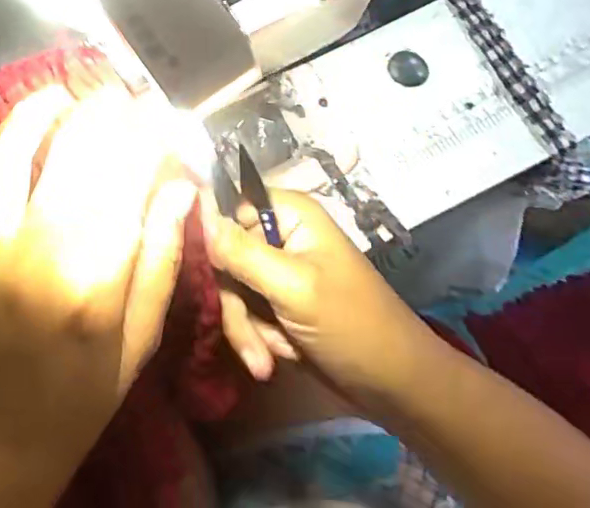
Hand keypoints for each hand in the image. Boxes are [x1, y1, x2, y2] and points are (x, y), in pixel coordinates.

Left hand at [0, 86, 199, 507]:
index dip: (152, 136)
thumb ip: (161, 258)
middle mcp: (34, 249)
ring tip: (83, 94)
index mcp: (91, 283)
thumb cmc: (75, 402)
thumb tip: (179, 185)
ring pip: (19, 143)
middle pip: (77, 149)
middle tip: (132, 97)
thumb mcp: (138, 344)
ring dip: (55, 105)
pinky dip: (18, 133)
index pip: (129, 179)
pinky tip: (41, 121)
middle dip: (111, 111)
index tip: (168, 115)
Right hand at [205, 189, 436, 406]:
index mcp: (289, 213)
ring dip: (245, 327)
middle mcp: (281, 232)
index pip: (229, 203)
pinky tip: (275, 360)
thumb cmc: (350, 325)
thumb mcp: (292, 287)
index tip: (197, 266)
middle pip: (226, 253)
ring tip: (266, 361)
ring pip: (233, 288)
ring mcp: (279, 269)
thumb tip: (194, 212)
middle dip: (234, 301)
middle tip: (249, 338)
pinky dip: (257, 337)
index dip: (210, 232)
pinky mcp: (279, 301)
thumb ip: (241, 251)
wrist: (395, 386)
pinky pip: (247, 311)